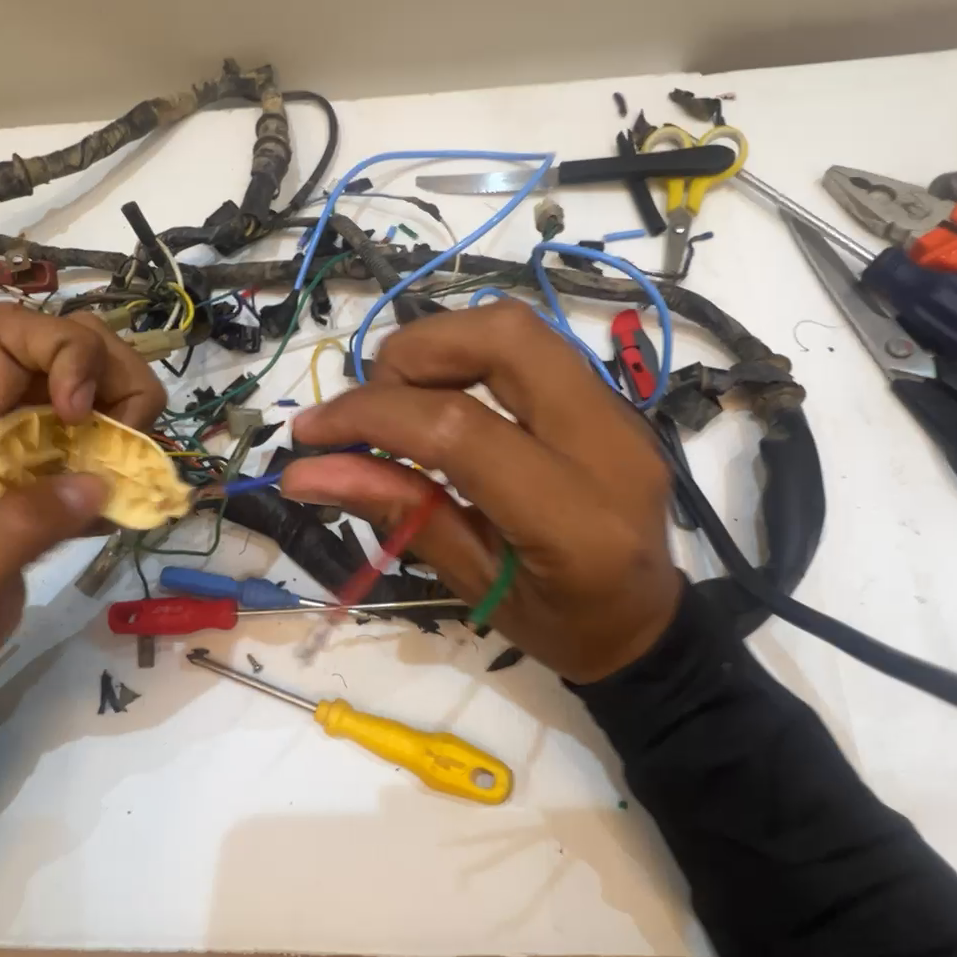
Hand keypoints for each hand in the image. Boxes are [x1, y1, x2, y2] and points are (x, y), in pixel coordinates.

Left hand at [0, 306, 166, 672]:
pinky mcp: (63, 465)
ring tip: (124, 472)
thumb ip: (25, 526)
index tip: (80, 413)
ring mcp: (39, 437)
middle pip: (76, 341)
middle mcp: (8, 413)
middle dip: (118, 378)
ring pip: (105, 380)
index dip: (61, 351)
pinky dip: (134, 456)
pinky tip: (118, 505)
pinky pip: (114, 431)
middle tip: (123, 439)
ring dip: (134, 415)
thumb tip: (98, 482)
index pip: (11, 333)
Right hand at [279, 302, 680, 683]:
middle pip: (505, 340)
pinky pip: (535, 350)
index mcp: (574, 520)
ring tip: (399, 397)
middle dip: (415, 352)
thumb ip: (401, 513)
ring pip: (522, 329)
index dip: (373, 417)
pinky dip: (472, 357)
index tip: (312, 433)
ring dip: (442, 344)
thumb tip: (309, 471)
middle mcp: (609, 447)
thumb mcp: (474, 584)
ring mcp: (621, 415)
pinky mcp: (614, 402)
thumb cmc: (562, 628)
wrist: (648, 624)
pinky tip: (444, 396)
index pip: (461, 431)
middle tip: (369, 402)